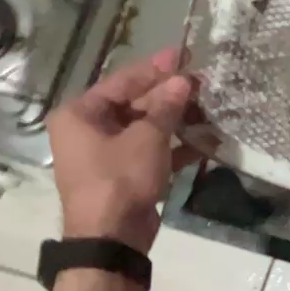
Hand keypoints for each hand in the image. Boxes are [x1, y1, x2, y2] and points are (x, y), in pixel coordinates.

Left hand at [48, 47, 198, 252]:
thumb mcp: (147, 139)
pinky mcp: (125, 173)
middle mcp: (88, 129)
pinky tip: (204, 141)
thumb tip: (184, 81)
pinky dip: (175, 146)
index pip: (123, 82)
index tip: (184, 54)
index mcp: (80, 113)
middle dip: (170, 95)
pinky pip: (151, 150)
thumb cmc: (120, 179)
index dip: (156, 68)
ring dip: (176, 120)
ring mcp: (107, 152)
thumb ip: (166, 108)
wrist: (111, 235)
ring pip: (146, 127)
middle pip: (135, 104)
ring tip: (209, 109)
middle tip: (203, 83)